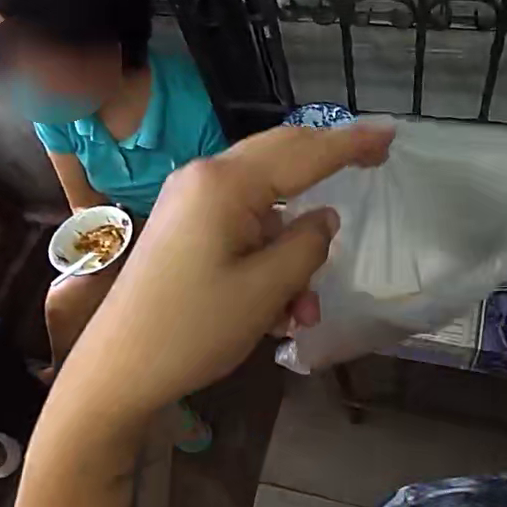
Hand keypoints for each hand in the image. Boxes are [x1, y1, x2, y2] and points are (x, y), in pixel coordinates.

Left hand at [64, 124, 392, 412]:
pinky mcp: (185, 228)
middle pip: (282, 159)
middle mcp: (205, 179)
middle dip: (329, 167)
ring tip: (302, 313)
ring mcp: (191, 203)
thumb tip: (325, 218)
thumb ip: (307, 245)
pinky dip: (268, 260)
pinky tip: (275, 313)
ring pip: (266, 206)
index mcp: (225, 184)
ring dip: (294, 251)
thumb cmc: (193, 329)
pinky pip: (243, 228)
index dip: (350, 144)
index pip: (303, 153)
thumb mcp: (266, 289)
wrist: (116, 371)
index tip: (390, 134)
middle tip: (375, 159)